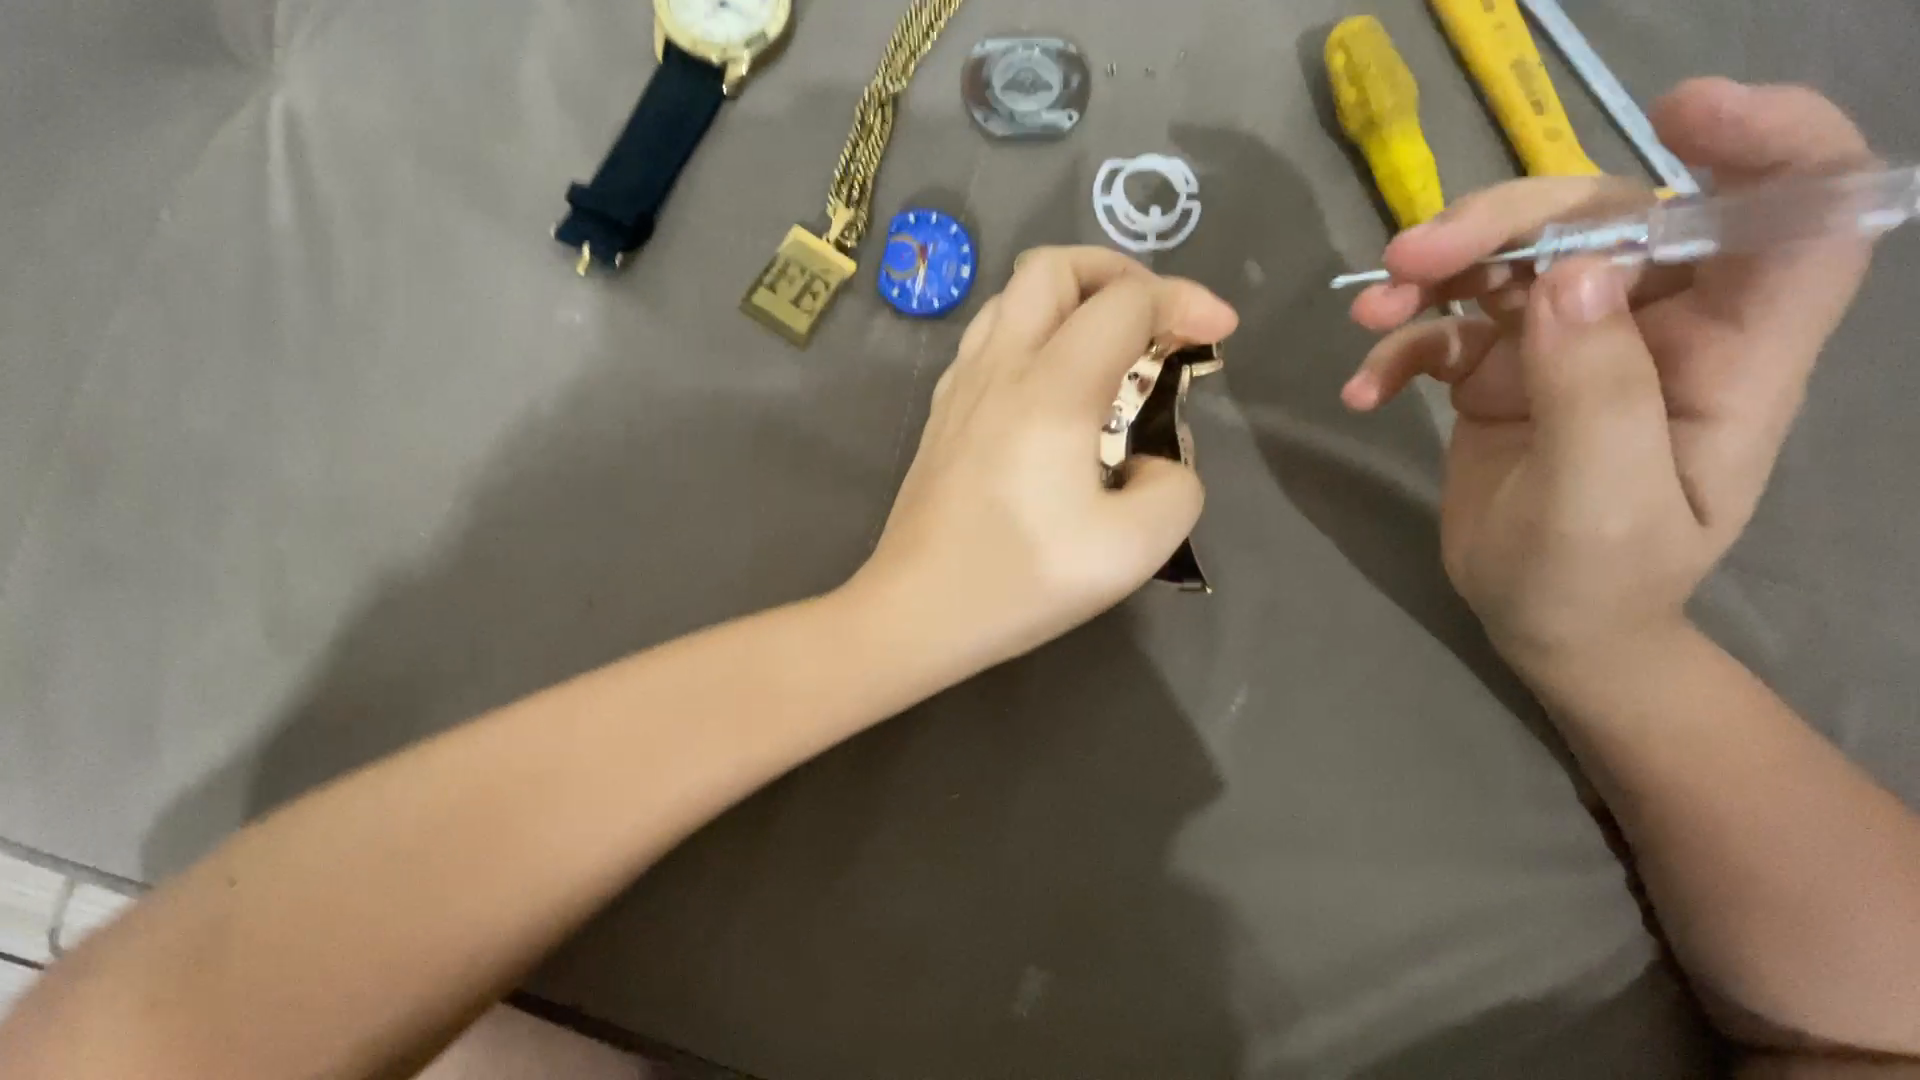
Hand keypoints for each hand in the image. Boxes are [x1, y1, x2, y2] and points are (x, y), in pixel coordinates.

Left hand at [855, 246, 1238, 671]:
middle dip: (1118, 273)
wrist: (917, 612)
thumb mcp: (1134, 549)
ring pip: (1011, 297)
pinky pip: (987, 339)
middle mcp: (1000, 367)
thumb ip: (1175, 488)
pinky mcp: (941, 414)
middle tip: (1156, 320)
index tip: (1220, 335)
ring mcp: (961, 387)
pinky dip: (1031, 333)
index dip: (1186, 302)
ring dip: (1069, 299)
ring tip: (1107, 345)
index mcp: (1052, 388)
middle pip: (1053, 266)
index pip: (1127, 302)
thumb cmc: (1022, 580)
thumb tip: (1151, 463)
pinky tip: (1052, 386)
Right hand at [1341, 79, 1875, 666]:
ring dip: (1435, 273)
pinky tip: (1361, 392)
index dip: (1765, 142)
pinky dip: (1400, 348)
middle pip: (1604, 220)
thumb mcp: (1605, 504)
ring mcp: (1571, 344)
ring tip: (1371, 315)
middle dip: (1506, 221)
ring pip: (1513, 260)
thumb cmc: (1598, 579)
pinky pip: (1449, 327)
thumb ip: (1598, 391)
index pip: (1796, 217)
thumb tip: (1569, 273)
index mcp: (1731, 354)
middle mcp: (1656, 328)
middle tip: (1409, 259)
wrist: (1544, 623)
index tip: (1677, 112)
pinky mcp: (1502, 370)